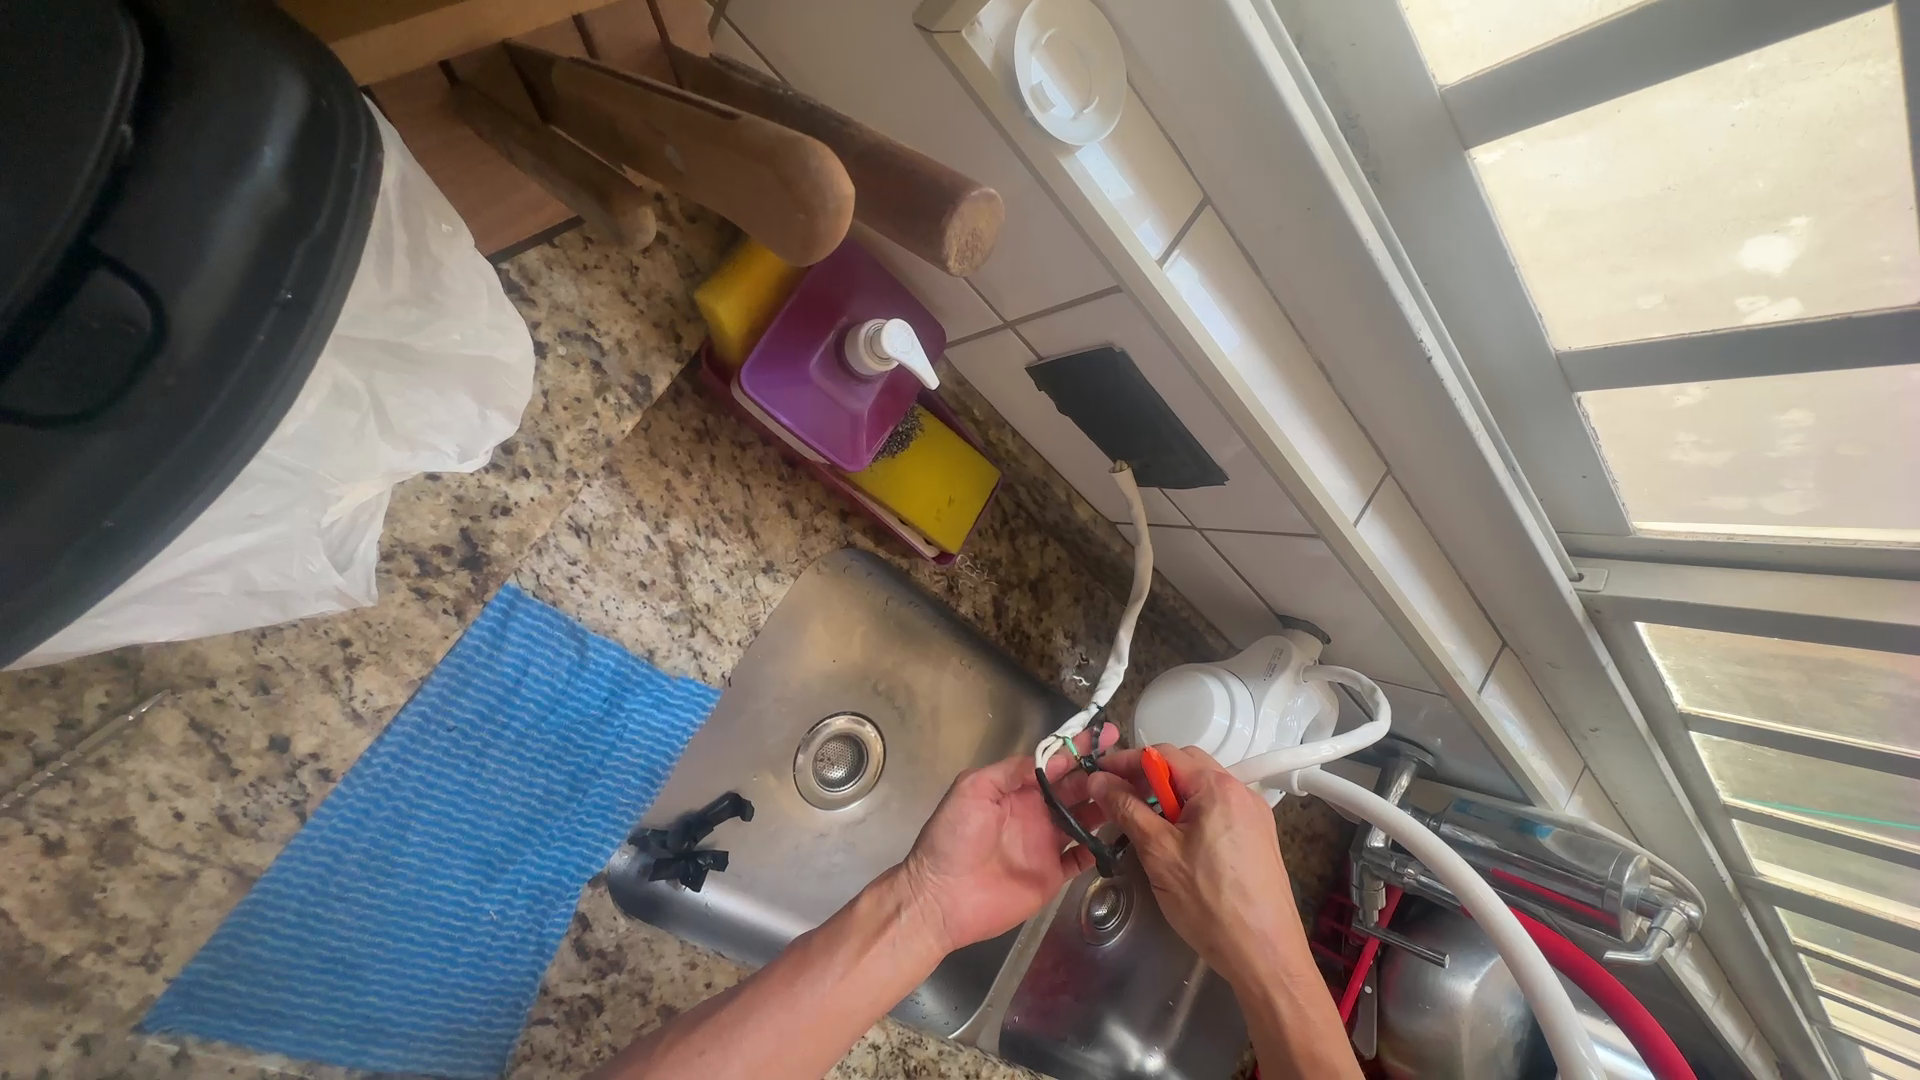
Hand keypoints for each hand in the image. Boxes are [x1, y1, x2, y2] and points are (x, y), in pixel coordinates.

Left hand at [896, 727, 1115, 952]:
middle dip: (1099, 773)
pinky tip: (1121, 836)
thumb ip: (1011, 771)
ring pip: (1084, 819)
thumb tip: (1050, 756)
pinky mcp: (1052, 875)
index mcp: (1016, 789)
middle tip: (1129, 764)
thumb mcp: (973, 789)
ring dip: (1105, 805)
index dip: (1078, 748)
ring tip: (1132, 794)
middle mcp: (1035, 811)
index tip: (1104, 734)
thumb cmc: (951, 838)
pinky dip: (1101, 847)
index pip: (1053, 763)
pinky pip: (1083, 858)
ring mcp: (1045, 843)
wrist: (941, 897)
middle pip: (1074, 788)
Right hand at [1087, 744, 1299, 989]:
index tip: (1100, 776)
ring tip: (1144, 822)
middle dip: (1149, 776)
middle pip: (1186, 765)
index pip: (1164, 753)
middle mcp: (1241, 792)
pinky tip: (1176, 841)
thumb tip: (1098, 780)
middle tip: (1120, 798)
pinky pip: (1217, 809)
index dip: (1127, 761)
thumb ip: (1127, 808)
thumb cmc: (1209, 903)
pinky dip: (1191, 812)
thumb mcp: (1158, 852)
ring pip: (1202, 789)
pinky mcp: (1258, 838)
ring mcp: (1254, 815)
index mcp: (1217, 787)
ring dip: (1170, 796)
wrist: (1266, 958)